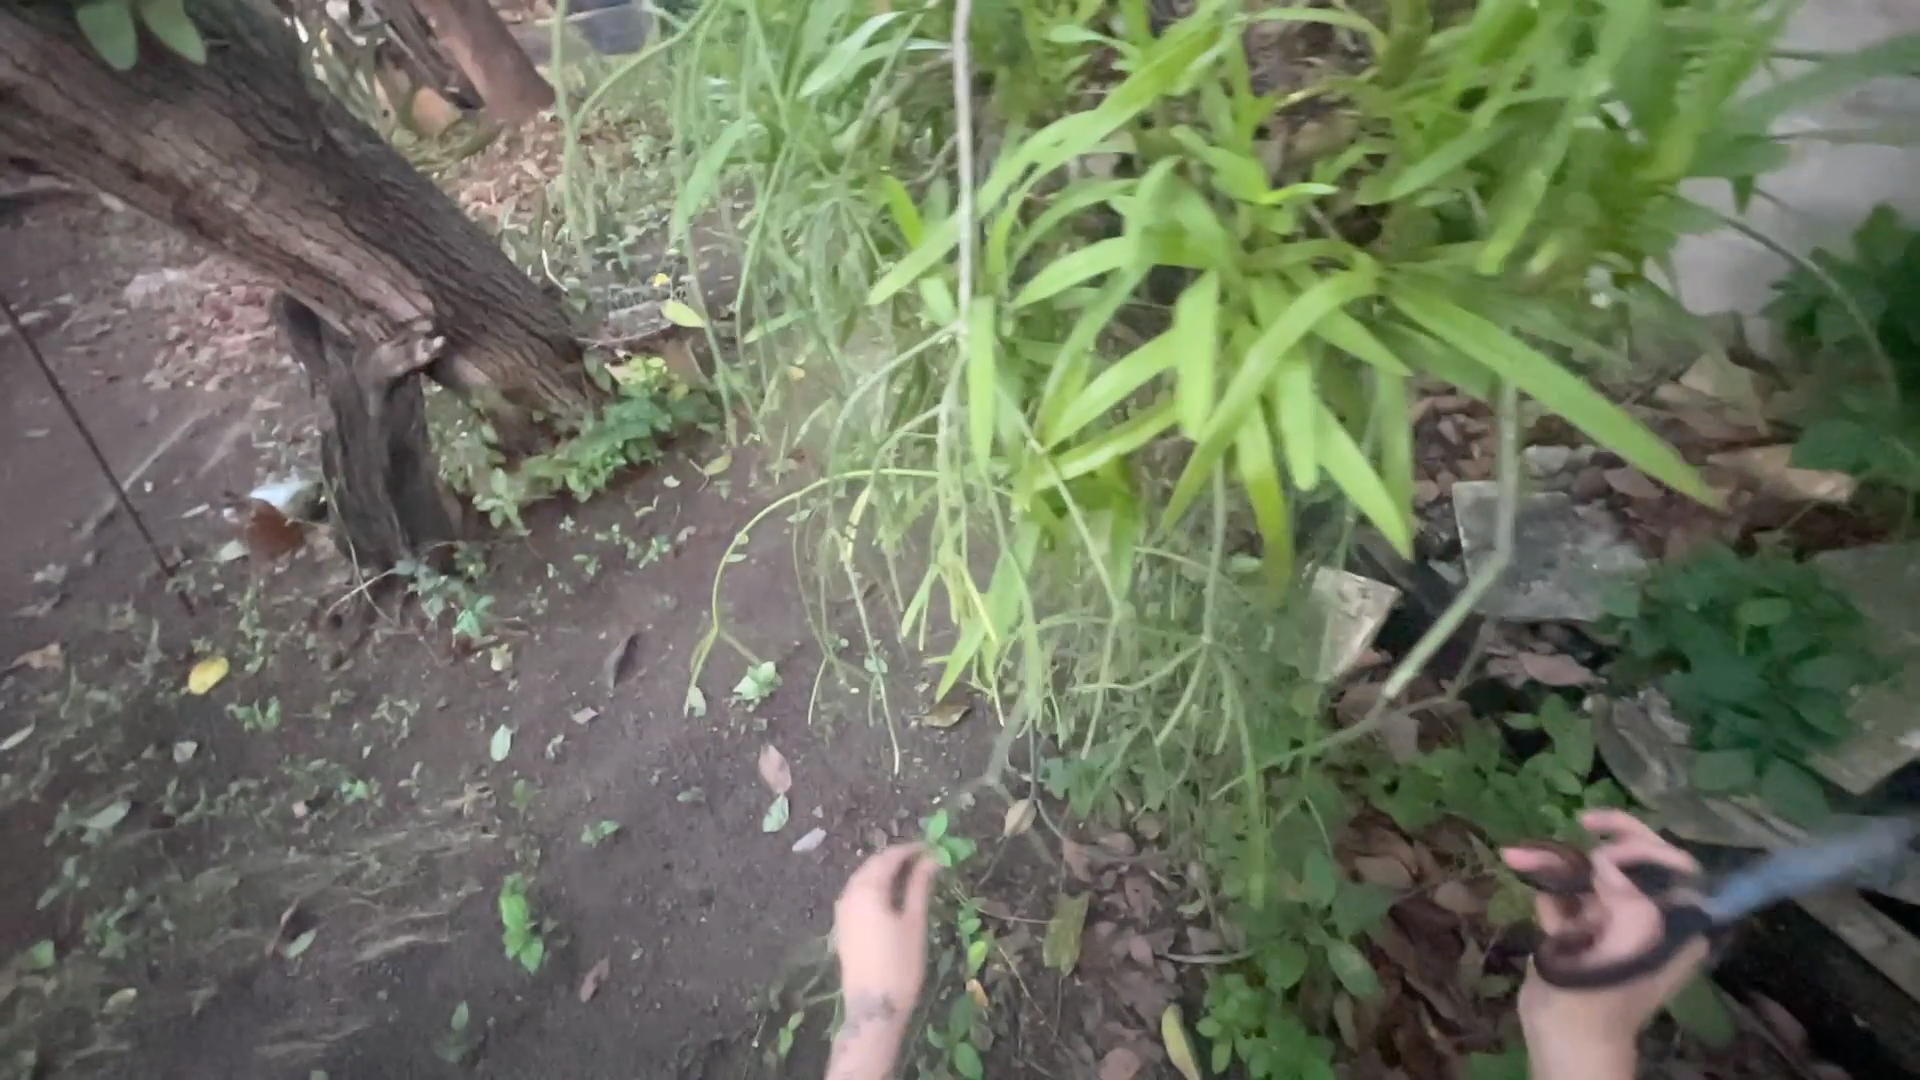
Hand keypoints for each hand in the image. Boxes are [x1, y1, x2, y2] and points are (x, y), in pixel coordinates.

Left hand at [834, 843, 938, 1004]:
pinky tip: (892, 896)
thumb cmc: (899, 964)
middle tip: (925, 861)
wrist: (873, 1010)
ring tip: (912, 876)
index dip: (912, 849)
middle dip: (898, 858)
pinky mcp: (843, 925)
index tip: (933, 848)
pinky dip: (876, 886)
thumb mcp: (914, 921)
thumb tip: (932, 857)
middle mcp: (850, 893)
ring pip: (864, 878)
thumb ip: (920, 885)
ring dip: (886, 872)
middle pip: (874, 864)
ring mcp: (843, 910)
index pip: (890, 856)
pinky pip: (858, 893)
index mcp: (868, 888)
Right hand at [1503, 810, 1708, 1078]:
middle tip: (1581, 819)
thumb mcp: (1621, 952)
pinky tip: (1526, 880)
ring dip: (1555, 861)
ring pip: (1590, 874)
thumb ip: (1629, 906)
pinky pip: (1566, 892)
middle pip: (1637, 863)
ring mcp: (1612, 924)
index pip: (1676, 869)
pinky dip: (1546, 884)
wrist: (1563, 1036)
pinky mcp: (1581, 928)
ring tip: (1516, 857)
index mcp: (1674, 927)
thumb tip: (1606, 864)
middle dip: (1603, 842)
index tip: (1600, 851)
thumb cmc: (1596, 999)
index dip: (1642, 849)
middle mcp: (1651, 920)